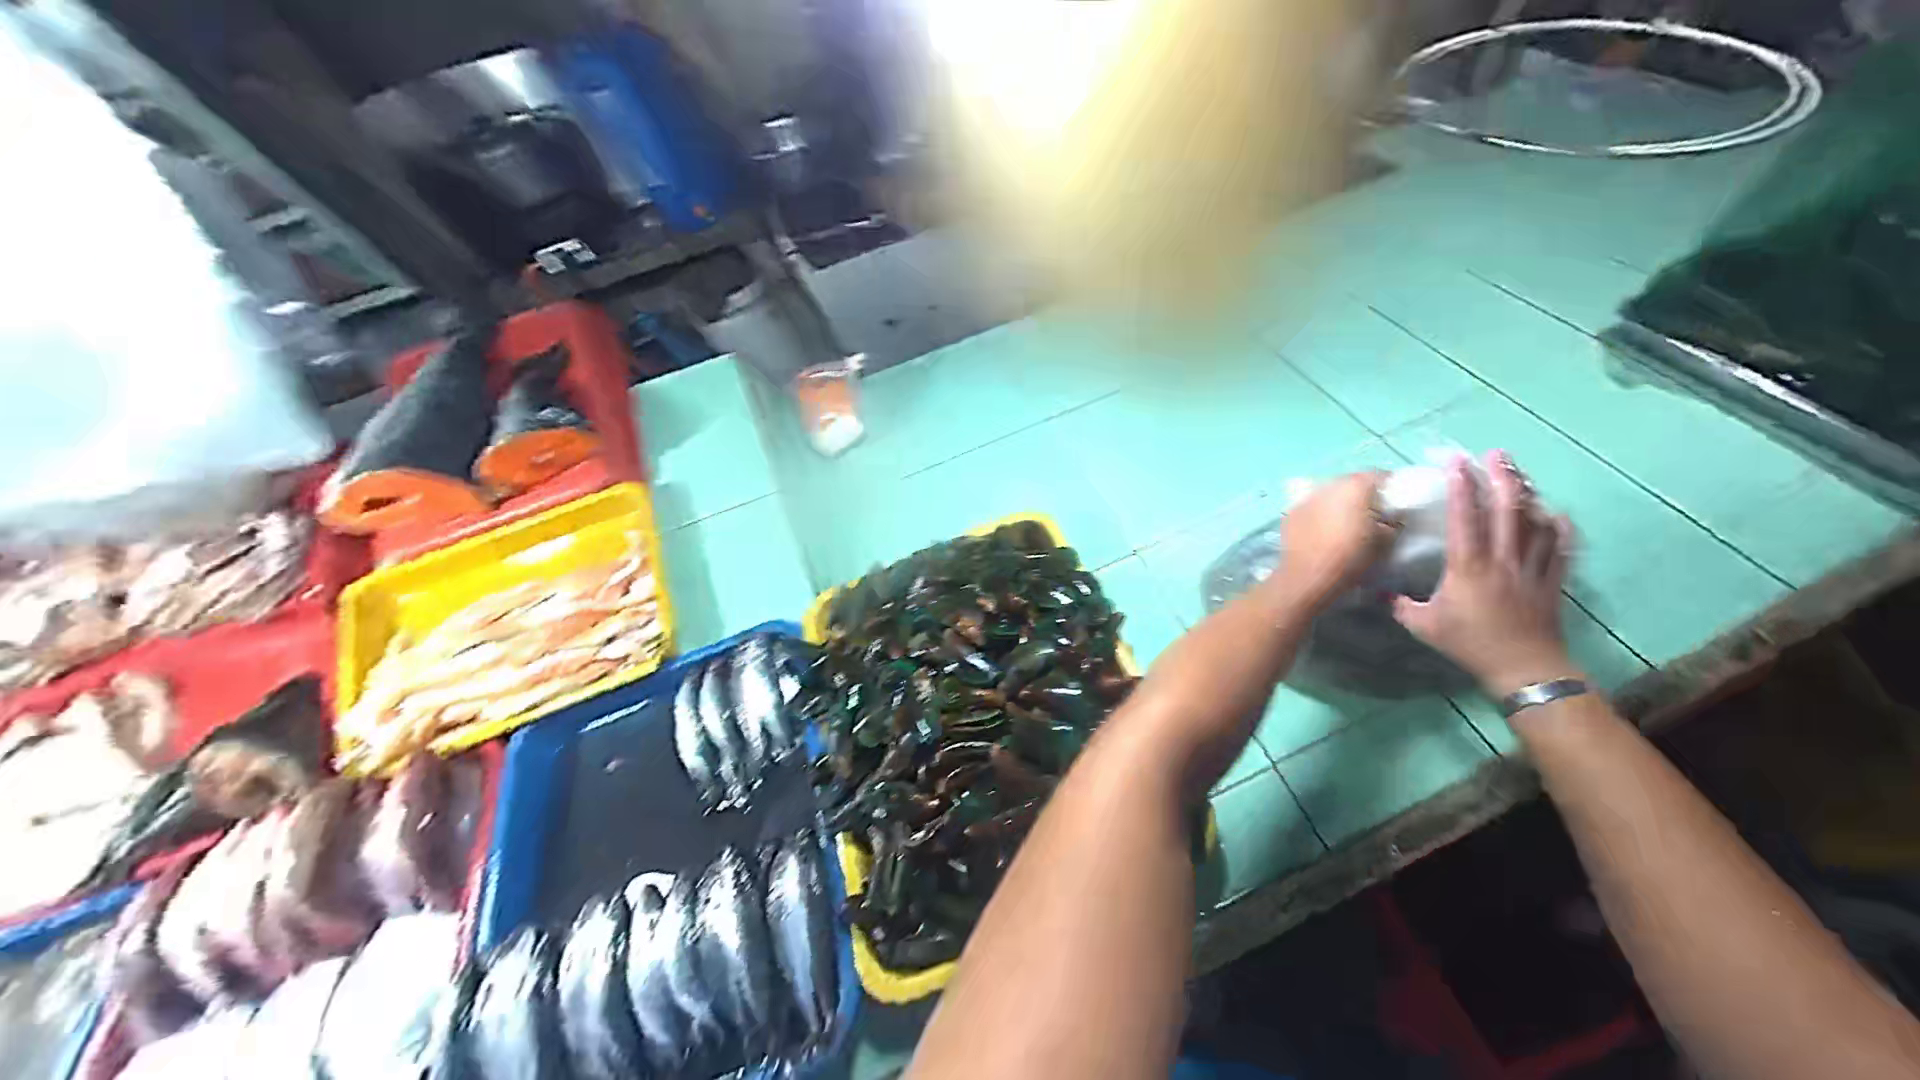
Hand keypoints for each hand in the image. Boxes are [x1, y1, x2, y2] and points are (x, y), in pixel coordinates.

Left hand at [1276, 471, 1394, 605]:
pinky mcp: (1290, 513)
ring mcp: (1305, 498)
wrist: (1308, 576)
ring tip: (1346, 521)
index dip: (1390, 488)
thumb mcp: (1385, 540)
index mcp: (1354, 486)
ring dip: (1339, 502)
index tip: (1395, 503)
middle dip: (1363, 494)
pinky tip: (1324, 529)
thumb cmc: (1351, 557)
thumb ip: (1393, 521)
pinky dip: (1320, 512)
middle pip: (1351, 483)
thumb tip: (1393, 517)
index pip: (1379, 476)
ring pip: (1329, 493)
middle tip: (1372, 512)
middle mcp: (1328, 486)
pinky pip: (1311, 507)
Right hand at [1394, 452, 1579, 697]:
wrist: (1522, 667)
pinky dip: (1559, 527)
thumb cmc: (1467, 643)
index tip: (1456, 462)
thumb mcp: (1421, 624)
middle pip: (1507, 509)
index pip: (1465, 517)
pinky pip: (1560, 547)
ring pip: (1535, 522)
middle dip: (1502, 477)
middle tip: (1496, 454)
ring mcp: (1531, 567)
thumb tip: (1378, 589)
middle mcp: (1501, 559)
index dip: (1461, 486)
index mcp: (1467, 565)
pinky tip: (1555, 514)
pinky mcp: (1551, 580)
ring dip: (1528, 495)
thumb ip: (1399, 604)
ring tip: (1520, 475)